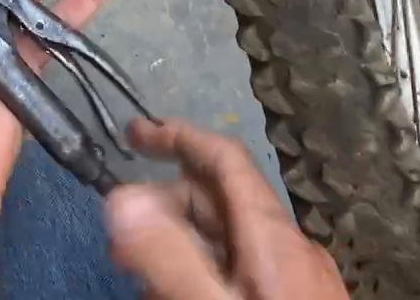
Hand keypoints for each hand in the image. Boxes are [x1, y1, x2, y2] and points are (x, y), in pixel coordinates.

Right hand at [105, 119, 349, 299]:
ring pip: (229, 241)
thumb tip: (119, 199)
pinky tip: (180, 296)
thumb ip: (167, 257)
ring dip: (180, 244)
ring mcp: (300, 283)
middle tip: (119, 233)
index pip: (223, 158)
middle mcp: (292, 249)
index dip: (176, 136)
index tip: (131, 134)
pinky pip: (244, 274)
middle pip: (220, 201)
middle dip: (164, 203)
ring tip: (142, 277)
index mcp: (275, 235)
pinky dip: (205, 273)